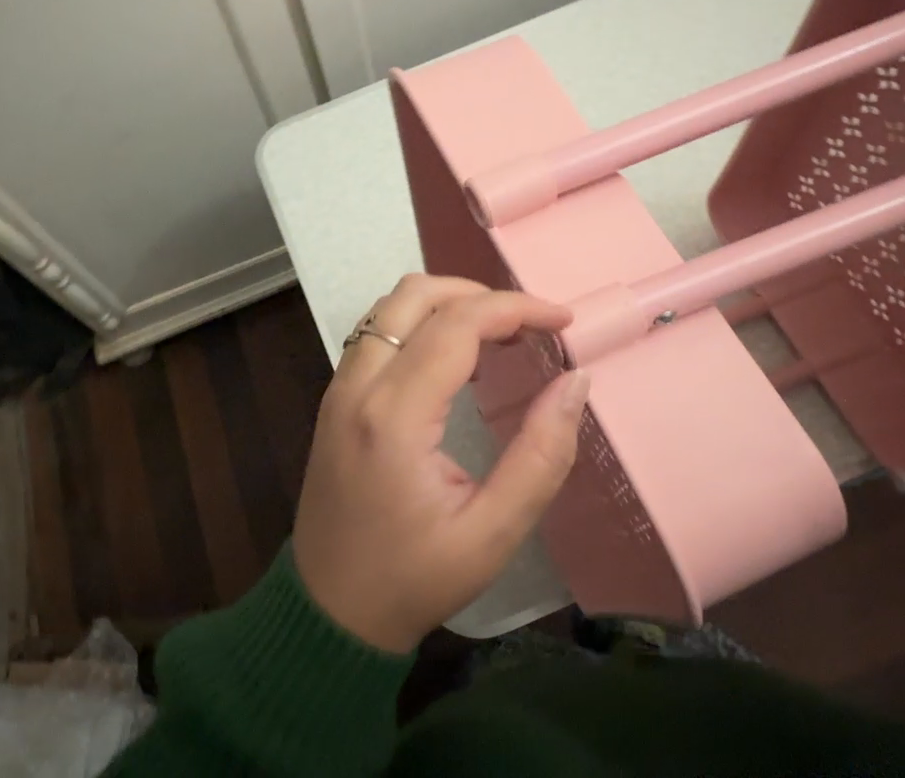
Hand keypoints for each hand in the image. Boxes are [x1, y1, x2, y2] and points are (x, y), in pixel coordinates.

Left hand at [292, 274, 589, 652]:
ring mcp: (338, 390)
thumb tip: (575, 382)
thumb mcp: (493, 534)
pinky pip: (376, 334)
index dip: (515, 308)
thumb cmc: (414, 579)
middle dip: (478, 293)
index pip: (456, 325)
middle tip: (528, 324)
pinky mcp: (335, 401)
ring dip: (445, 305)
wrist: (330, 611)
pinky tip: (455, 359)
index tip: (564, 321)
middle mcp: (358, 387)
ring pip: (388, 308)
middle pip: (413, 294)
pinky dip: (418, 325)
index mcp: (394, 416)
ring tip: (498, 337)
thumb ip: (541, 456)